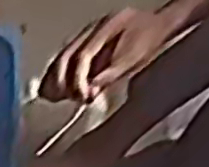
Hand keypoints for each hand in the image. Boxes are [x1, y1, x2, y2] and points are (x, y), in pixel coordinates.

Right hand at [40, 7, 180, 102]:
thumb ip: (114, 71)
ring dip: (56, 86)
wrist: (156, 27)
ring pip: (53, 66)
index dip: (79, 80)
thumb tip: (91, 88)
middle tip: (76, 98)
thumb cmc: (149, 41)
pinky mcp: (72, 50)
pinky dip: (52, 85)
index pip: (82, 55)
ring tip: (69, 97)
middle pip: (62, 60)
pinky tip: (62, 94)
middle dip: (64, 85)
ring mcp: (78, 39)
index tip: (84, 97)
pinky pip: (53, 70)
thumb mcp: (136, 56)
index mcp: (108, 25)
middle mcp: (90, 29)